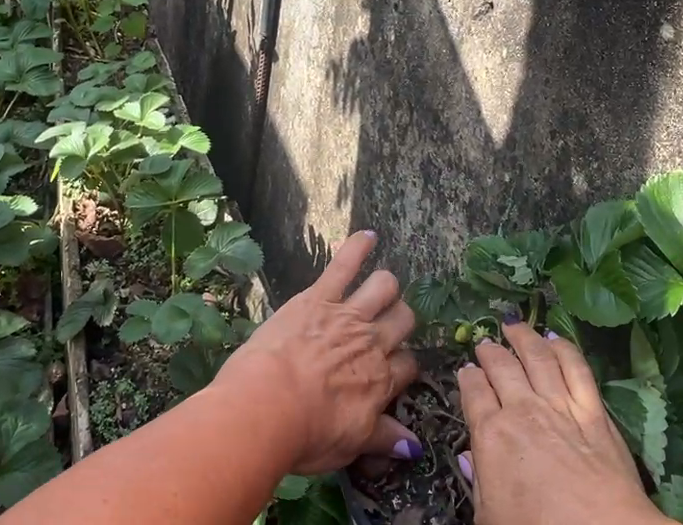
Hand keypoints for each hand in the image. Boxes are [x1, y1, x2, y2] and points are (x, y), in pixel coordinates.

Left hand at [210, 230, 420, 474]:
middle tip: (391, 324)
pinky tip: (367, 235)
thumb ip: (384, 438)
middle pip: (403, 320)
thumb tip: (414, 446)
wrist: (268, 405)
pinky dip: (356, 246)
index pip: (408, 364)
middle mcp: (372, 343)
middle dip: (401, 320)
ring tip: (382, 285)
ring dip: (386, 286)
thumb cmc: (306, 434)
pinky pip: (344, 265)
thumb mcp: (350, 445)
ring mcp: (348, 315)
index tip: (397, 368)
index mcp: (380, 381)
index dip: (404, 365)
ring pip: (383, 287)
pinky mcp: (319, 296)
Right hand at [458, 321, 669, 524]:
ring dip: (523, 337)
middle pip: (502, 367)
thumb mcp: (491, 518)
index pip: (473, 392)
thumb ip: (479, 483)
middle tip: (485, 342)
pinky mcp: (593, 411)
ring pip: (537, 357)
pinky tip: (556, 339)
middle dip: (490, 351)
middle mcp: (522, 409)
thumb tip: (470, 458)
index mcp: (491, 434)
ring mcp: (559, 406)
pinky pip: (577, 369)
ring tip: (513, 325)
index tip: (466, 371)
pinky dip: (564, 349)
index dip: (468, 378)